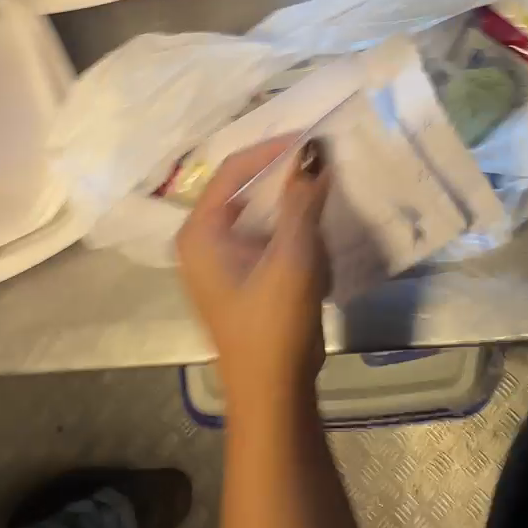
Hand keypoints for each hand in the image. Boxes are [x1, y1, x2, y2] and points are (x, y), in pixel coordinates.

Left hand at [175, 136, 331, 405]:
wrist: (274, 388)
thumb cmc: (275, 322)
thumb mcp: (293, 256)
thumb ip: (302, 200)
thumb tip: (314, 151)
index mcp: (201, 232)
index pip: (234, 168)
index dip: (274, 148)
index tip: (313, 139)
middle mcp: (204, 239)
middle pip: (245, 185)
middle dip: (285, 171)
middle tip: (323, 156)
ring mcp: (223, 258)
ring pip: (259, 208)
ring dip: (292, 196)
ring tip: (327, 182)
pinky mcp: (244, 273)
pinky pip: (267, 230)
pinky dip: (292, 220)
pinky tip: (320, 219)